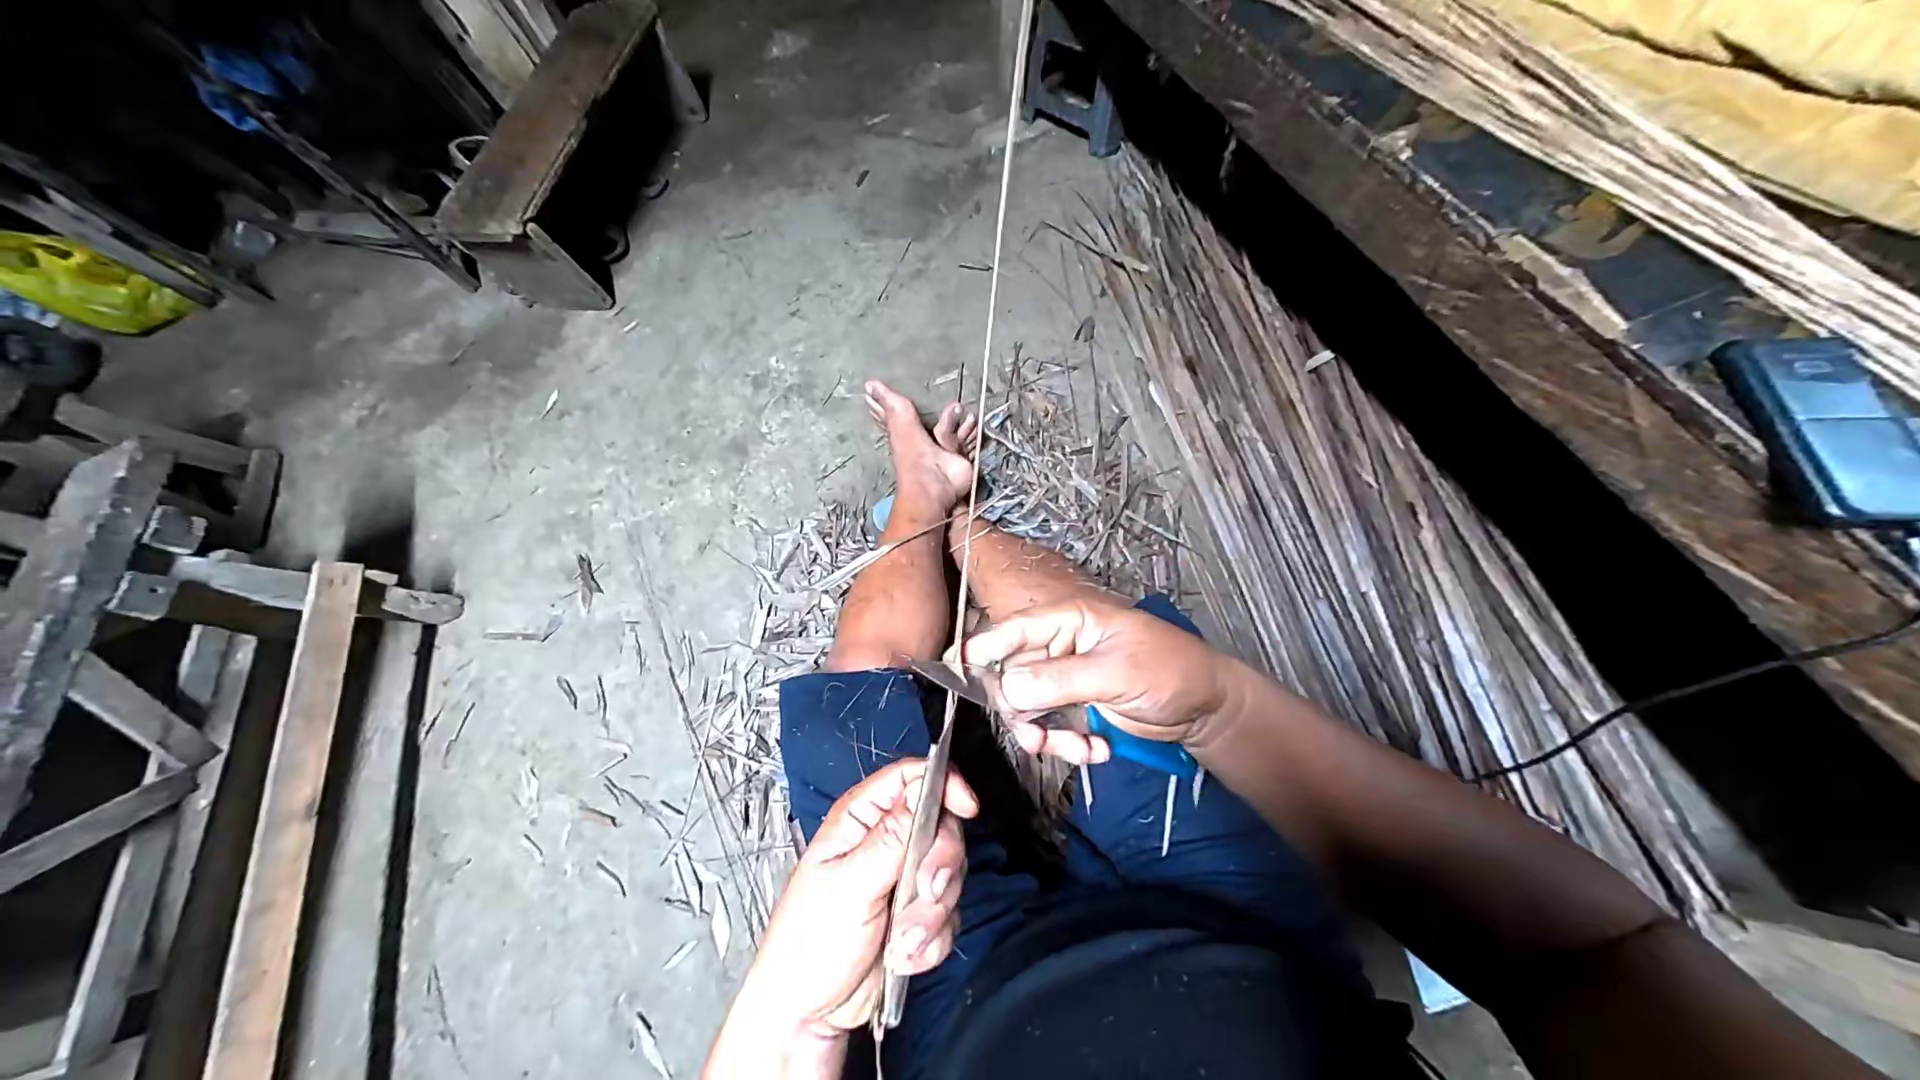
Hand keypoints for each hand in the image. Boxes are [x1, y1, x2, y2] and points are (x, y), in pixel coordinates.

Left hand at [736, 759, 975, 1035]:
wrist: (808, 1011)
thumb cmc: (806, 944)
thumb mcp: (848, 885)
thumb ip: (890, 838)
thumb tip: (921, 790)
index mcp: (861, 819)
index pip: (912, 778)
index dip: (944, 784)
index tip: (967, 807)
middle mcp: (885, 840)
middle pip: (942, 824)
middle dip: (940, 864)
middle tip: (924, 890)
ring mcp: (903, 875)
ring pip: (949, 872)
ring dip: (931, 912)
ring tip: (901, 938)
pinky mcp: (917, 911)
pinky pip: (949, 913)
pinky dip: (932, 938)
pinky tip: (903, 954)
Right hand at [964, 598, 1240, 762]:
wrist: (1206, 709)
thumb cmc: (1170, 671)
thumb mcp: (1116, 672)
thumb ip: (1060, 679)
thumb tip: (1007, 688)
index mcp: (1067, 619)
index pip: (1010, 630)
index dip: (979, 650)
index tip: (954, 674)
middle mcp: (1059, 645)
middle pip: (1011, 675)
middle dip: (1021, 712)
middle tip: (1038, 739)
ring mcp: (1065, 677)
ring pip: (1027, 708)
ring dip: (1048, 735)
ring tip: (1080, 749)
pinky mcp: (1074, 706)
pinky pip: (1050, 727)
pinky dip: (1067, 744)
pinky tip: (1096, 750)